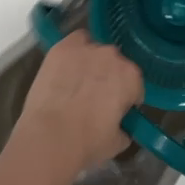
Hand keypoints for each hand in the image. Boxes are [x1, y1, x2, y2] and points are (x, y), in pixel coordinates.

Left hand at [14, 31, 144, 174]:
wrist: (49, 137)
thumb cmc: (86, 143)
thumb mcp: (116, 143)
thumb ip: (125, 128)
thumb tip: (122, 126)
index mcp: (131, 77)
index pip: (134, 84)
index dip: (126, 98)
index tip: (116, 111)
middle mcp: (113, 55)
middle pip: (115, 64)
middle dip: (109, 78)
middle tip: (96, 99)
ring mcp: (88, 47)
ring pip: (96, 51)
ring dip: (92, 64)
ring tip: (77, 85)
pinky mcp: (64, 46)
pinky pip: (76, 40)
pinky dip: (75, 51)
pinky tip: (67, 67)